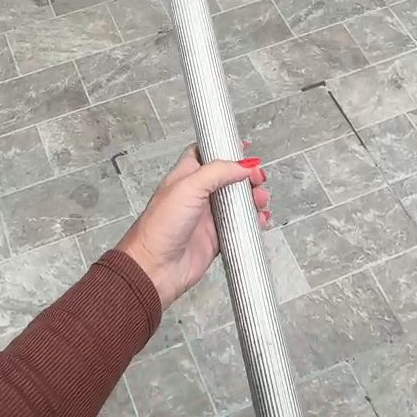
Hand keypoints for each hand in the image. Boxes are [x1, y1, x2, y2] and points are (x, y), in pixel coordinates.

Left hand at [115, 145, 268, 307]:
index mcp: (186, 176)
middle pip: (228, 178)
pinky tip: (259, 220)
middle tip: (258, 179)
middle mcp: (197, 194)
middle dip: (246, 176)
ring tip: (260, 200)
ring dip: (252, 198)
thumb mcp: (188, 187)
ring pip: (237, 202)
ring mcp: (206, 216)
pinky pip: (239, 227)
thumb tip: (241, 165)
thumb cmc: (159, 227)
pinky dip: (253, 222)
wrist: (155, 268)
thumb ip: (217, 172)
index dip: (224, 148)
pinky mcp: (215, 237)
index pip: (206, 154)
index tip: (244, 148)